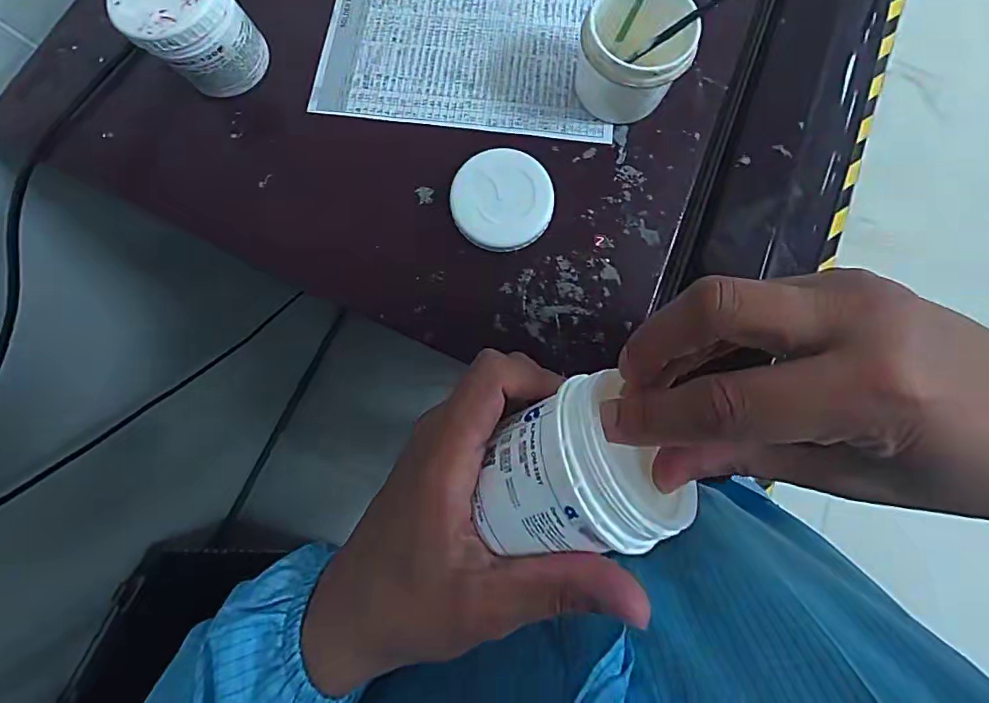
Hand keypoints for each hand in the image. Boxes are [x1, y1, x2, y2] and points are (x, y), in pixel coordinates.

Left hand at [301, 350, 650, 695]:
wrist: (349, 613)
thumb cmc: (410, 605)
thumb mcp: (487, 605)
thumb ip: (557, 590)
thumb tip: (639, 599)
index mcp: (444, 451)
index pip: (488, 375)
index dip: (536, 376)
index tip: (579, 414)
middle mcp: (435, 432)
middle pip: (491, 380)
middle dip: (543, 396)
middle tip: (587, 441)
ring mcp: (430, 443)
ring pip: (485, 401)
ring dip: (528, 415)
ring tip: (571, 459)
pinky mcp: (432, 459)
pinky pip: (476, 423)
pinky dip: (511, 433)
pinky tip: (536, 480)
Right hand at [602, 270, 988, 527]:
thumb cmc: (964, 473)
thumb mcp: (854, 482)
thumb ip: (748, 459)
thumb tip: (663, 464)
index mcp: (873, 390)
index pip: (735, 399)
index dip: (663, 415)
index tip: (616, 426)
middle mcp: (855, 319)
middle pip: (717, 306)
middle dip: (655, 344)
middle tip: (627, 384)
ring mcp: (846, 285)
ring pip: (729, 292)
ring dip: (677, 331)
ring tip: (655, 373)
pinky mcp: (840, 276)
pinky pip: (757, 296)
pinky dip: (716, 327)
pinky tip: (707, 358)